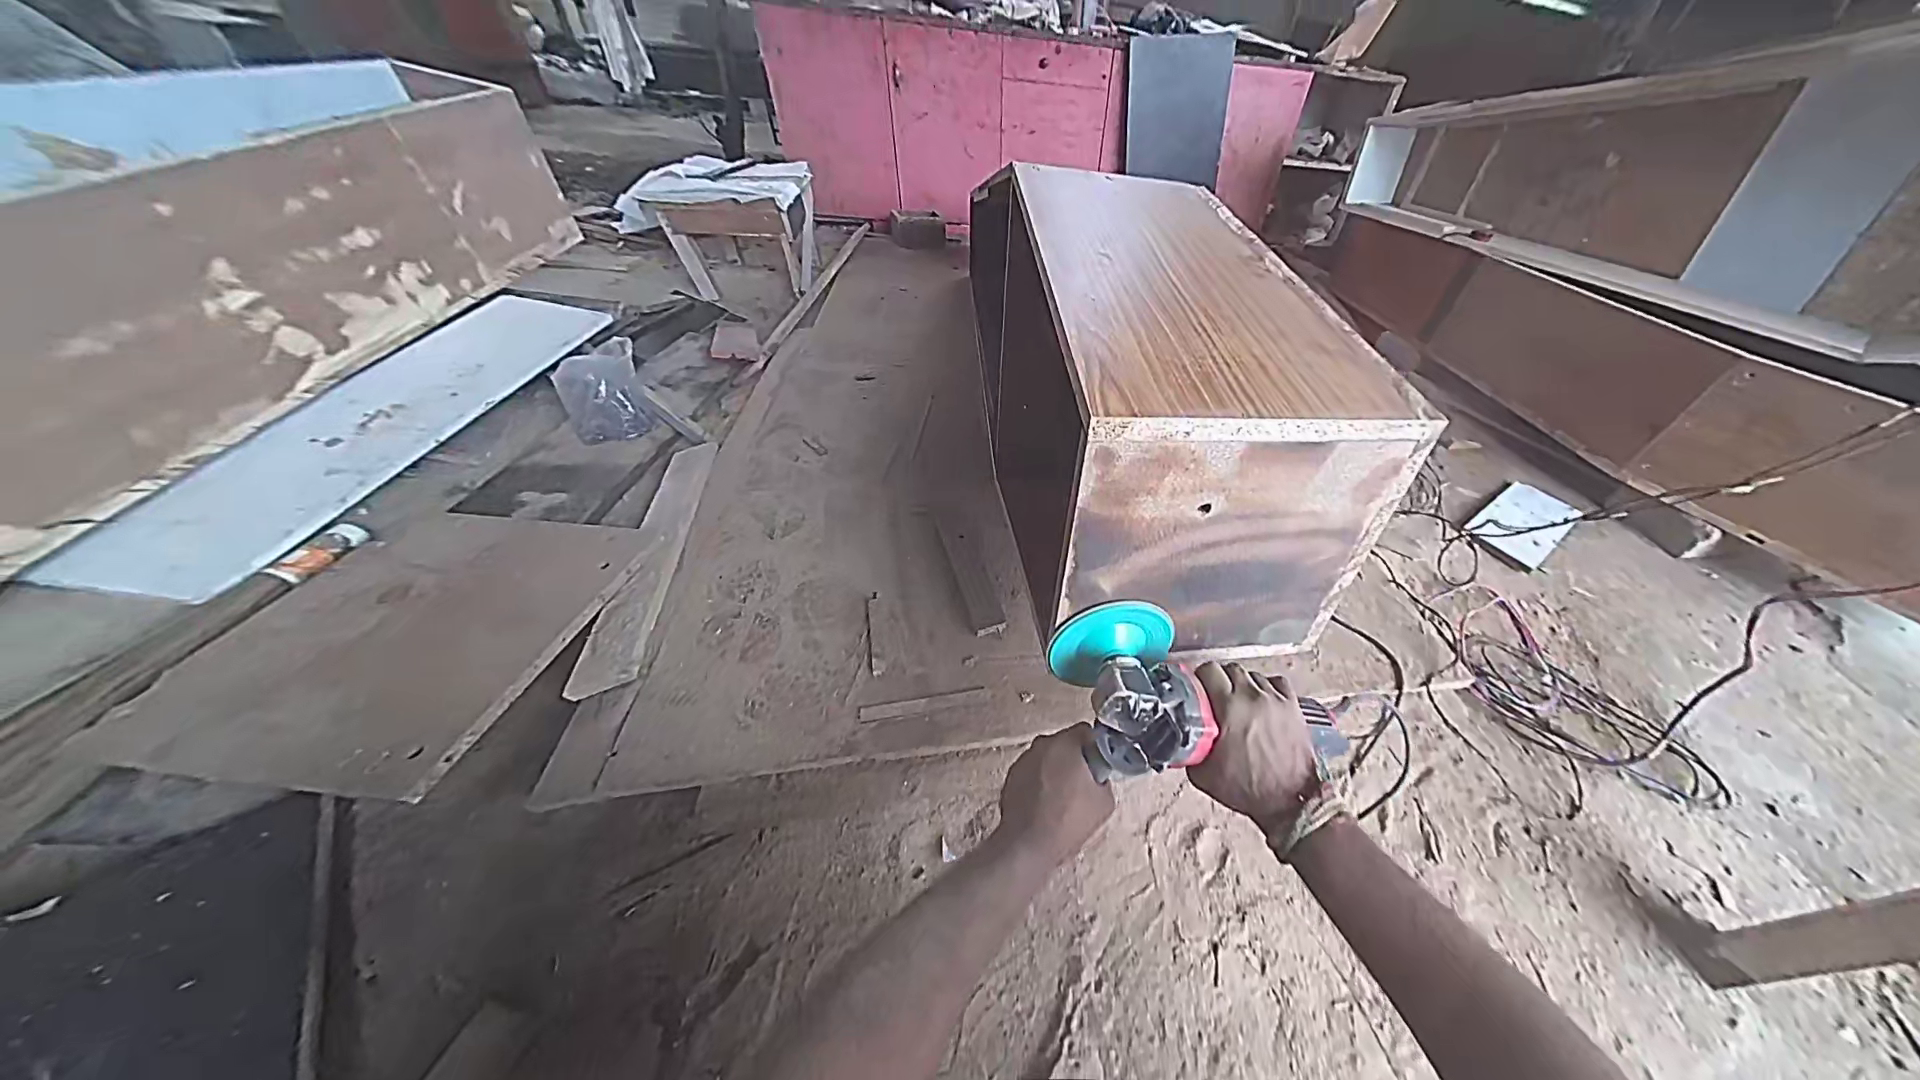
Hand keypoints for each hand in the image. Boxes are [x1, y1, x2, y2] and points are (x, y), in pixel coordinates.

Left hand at [997, 723, 1114, 863]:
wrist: (1029, 844)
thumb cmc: (1068, 821)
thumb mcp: (1105, 801)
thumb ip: (1102, 778)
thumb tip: (1095, 776)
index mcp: (1064, 744)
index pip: (1085, 730)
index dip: (1095, 746)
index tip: (1099, 764)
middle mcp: (1040, 745)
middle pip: (1064, 743)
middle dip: (1075, 758)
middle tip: (1084, 784)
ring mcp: (1023, 760)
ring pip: (1047, 758)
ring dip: (1056, 770)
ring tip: (1063, 799)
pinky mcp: (1011, 777)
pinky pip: (1032, 772)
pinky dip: (1039, 782)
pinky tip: (1045, 805)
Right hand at [1187, 663, 1322, 836]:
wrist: (1290, 802)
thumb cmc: (1249, 788)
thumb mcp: (1202, 772)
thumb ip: (1188, 746)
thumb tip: (1179, 735)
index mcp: (1228, 707)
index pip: (1208, 670)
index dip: (1198, 677)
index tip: (1196, 689)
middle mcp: (1252, 697)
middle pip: (1229, 668)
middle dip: (1219, 679)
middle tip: (1214, 696)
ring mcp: (1275, 699)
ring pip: (1252, 674)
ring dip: (1241, 684)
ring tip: (1238, 701)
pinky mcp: (1293, 706)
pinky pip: (1275, 682)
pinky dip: (1266, 686)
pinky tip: (1261, 700)